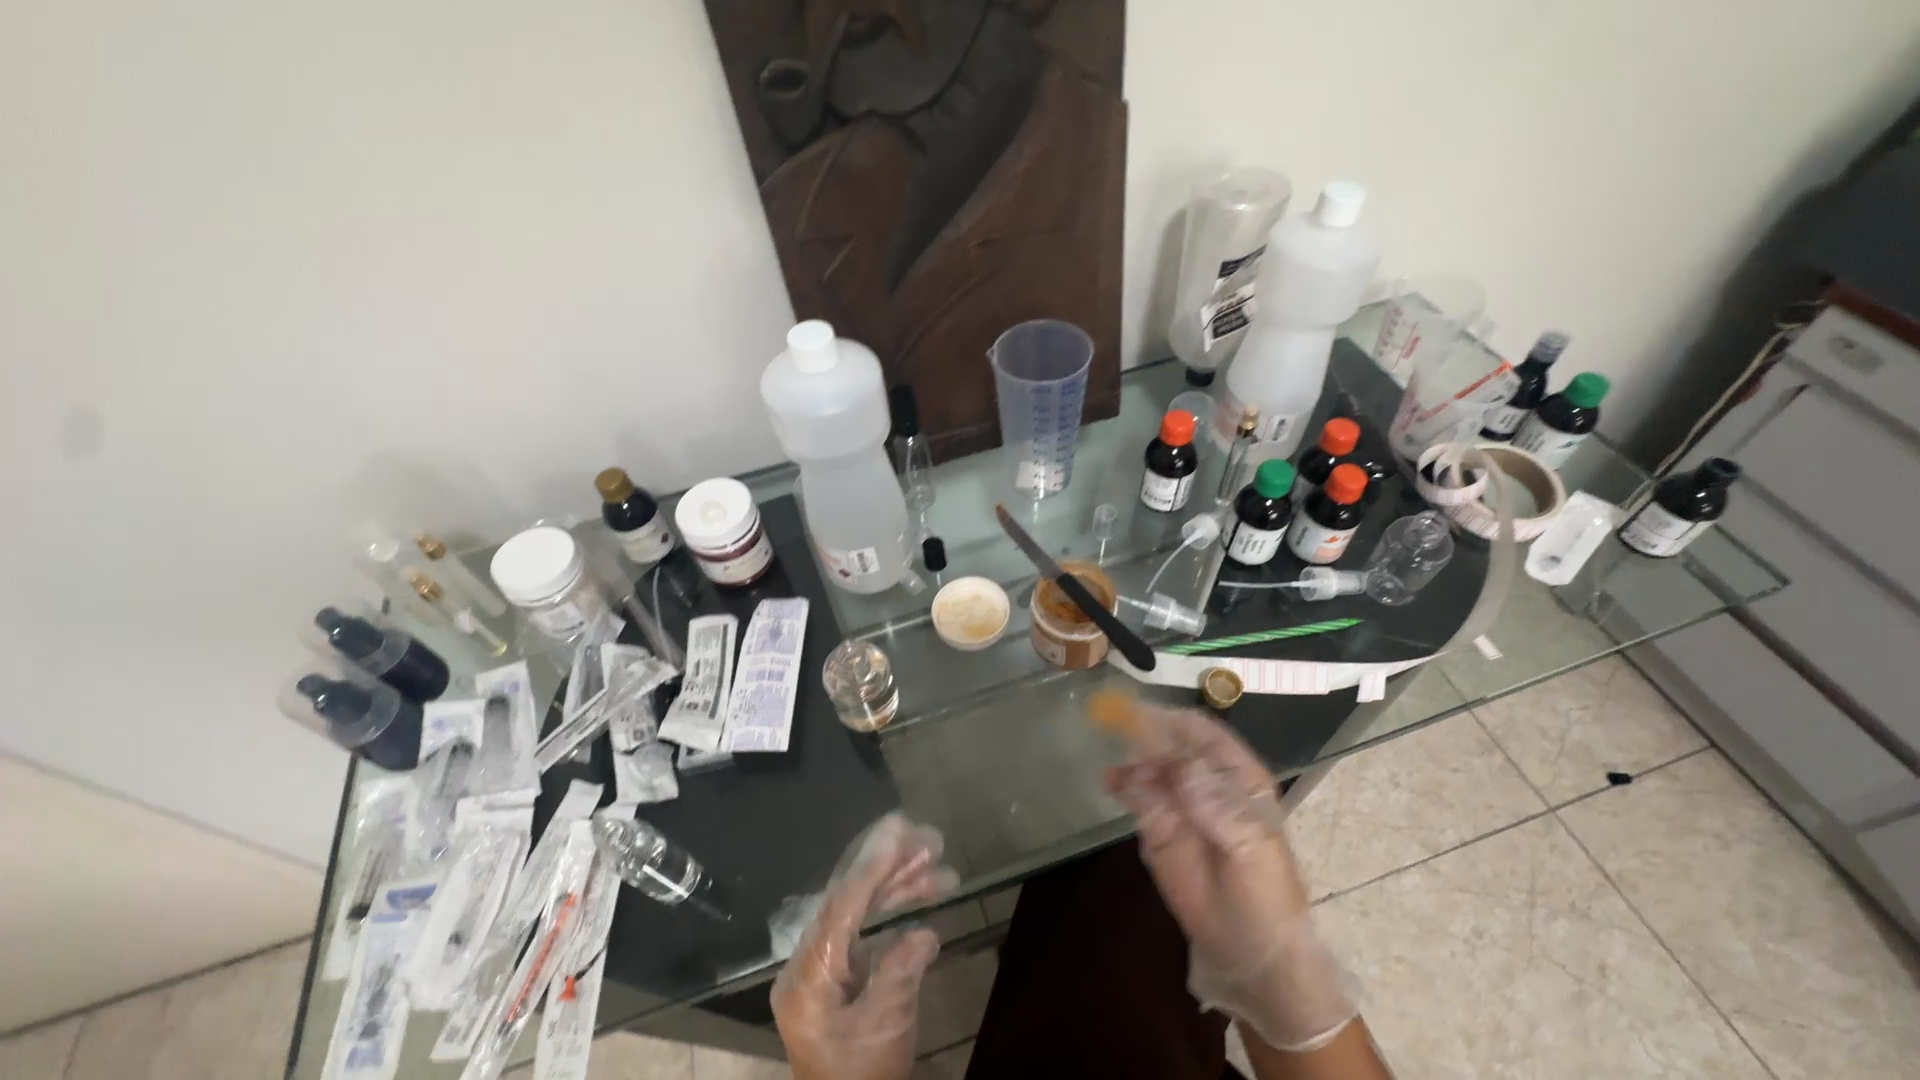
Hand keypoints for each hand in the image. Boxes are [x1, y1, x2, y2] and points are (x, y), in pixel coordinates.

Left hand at [772, 814, 958, 1079]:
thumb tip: (924, 932)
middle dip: (891, 867)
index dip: (872, 865)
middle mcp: (811, 962)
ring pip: (862, 913)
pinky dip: (896, 915)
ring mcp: (825, 970)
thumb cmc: (862, 1076)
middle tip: (929, 837)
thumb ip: (901, 971)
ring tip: (941, 863)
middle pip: (851, 900)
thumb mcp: (885, 1026)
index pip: (842, 905)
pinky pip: (866, 933)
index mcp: (809, 973)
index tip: (898, 830)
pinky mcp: (840, 978)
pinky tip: (926, 902)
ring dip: (900, 887)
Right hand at [1105, 704, 1356, 1052]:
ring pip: (1149, 768)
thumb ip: (1217, 806)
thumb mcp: (1250, 849)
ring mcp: (1179, 804)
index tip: (1142, 711)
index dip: (1174, 720)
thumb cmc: (1266, 897)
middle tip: (1114, 726)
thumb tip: (1183, 765)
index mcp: (1238, 778)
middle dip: (1144, 733)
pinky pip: (1138, 798)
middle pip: (1170, 745)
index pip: (1204, 734)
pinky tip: (1110, 783)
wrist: (1249, 952)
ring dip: (1130, 760)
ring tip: (1115, 766)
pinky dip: (1123, 786)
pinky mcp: (1157, 829)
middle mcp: (1205, 782)